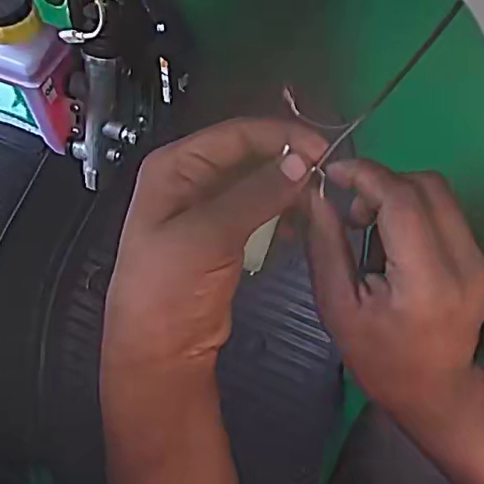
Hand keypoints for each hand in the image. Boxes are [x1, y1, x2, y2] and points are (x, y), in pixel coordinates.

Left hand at [104, 118, 327, 376]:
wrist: (159, 349)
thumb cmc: (167, 288)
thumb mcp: (209, 234)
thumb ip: (257, 194)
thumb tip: (300, 161)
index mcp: (175, 167)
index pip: (236, 134)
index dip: (280, 135)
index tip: (319, 148)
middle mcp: (191, 181)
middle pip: (250, 155)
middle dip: (288, 162)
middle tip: (325, 174)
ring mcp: (210, 210)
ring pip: (260, 184)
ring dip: (288, 190)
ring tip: (313, 203)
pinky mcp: (227, 236)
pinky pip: (261, 212)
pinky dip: (281, 214)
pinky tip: (296, 226)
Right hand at [303, 159, 483, 432]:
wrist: (436, 392)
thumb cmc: (379, 359)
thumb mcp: (338, 307)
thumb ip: (326, 247)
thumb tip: (316, 196)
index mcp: (428, 282)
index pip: (402, 201)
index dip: (366, 176)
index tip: (334, 174)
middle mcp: (466, 264)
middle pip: (427, 186)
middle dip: (382, 183)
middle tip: (354, 214)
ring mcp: (482, 260)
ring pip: (439, 194)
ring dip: (399, 195)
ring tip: (372, 229)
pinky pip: (446, 212)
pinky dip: (414, 211)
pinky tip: (395, 242)